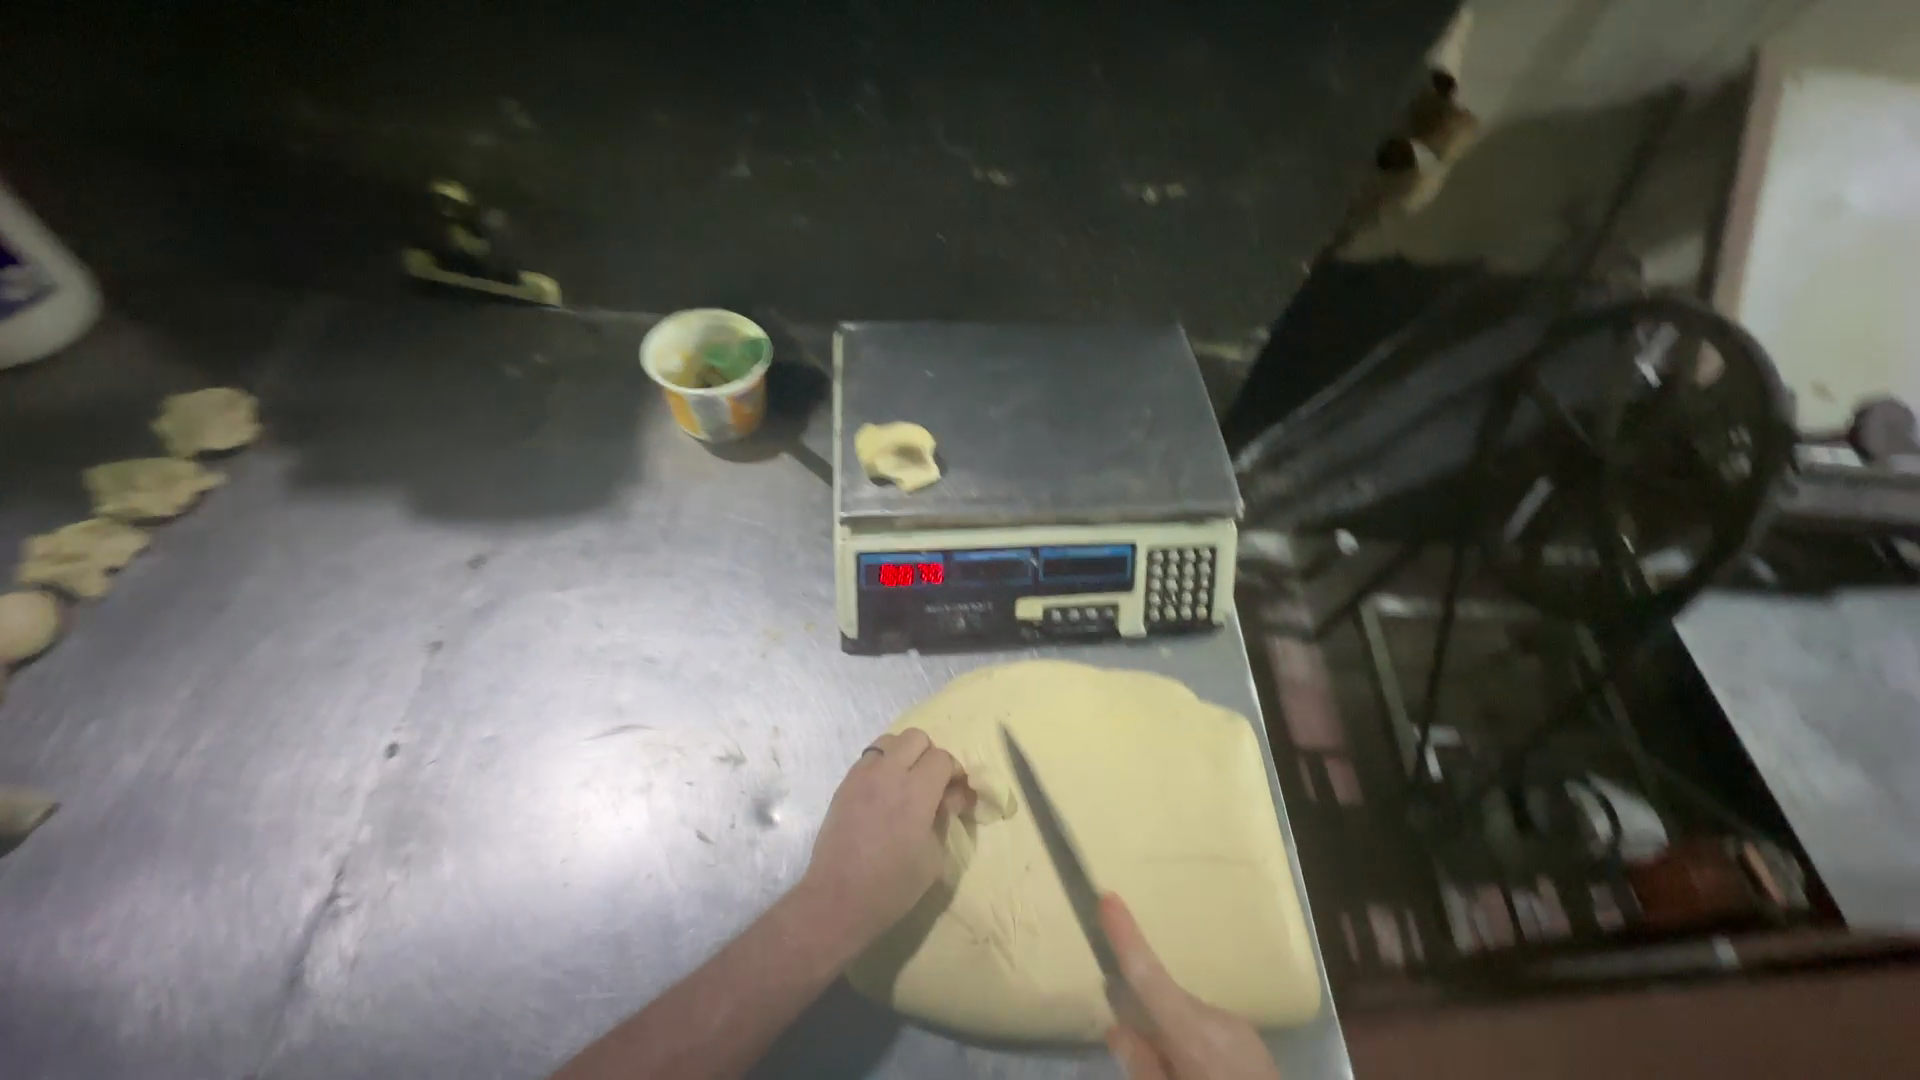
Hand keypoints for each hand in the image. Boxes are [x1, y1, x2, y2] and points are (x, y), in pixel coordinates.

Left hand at [800, 728, 974, 950]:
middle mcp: (887, 774)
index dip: (954, 772)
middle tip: (932, 784)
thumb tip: (953, 795)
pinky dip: (883, 765)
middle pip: (916, 737)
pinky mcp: (844, 784)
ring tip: (906, 783)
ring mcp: (861, 775)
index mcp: (915, 792)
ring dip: (904, 754)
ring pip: (889, 741)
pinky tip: (884, 793)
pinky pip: (869, 758)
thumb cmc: (893, 885)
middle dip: (930, 755)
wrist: (839, 898)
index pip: (942, 758)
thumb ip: (944, 816)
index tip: (955, 792)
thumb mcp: (934, 856)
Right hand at [1101, 894, 1282, 1079]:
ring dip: (1171, 1041)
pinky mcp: (1256, 1048)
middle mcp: (1220, 1023)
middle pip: (1166, 1004)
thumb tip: (1119, 1027)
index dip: (1126, 938)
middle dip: (1144, 1017)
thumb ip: (1142, 1068)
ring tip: (1170, 1074)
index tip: (1108, 897)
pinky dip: (1193, 1051)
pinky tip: (1197, 1078)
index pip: (1150, 976)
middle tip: (1133, 1053)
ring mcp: (1243, 1034)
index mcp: (1195, 1038)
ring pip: (1187, 1022)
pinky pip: (1210, 1036)